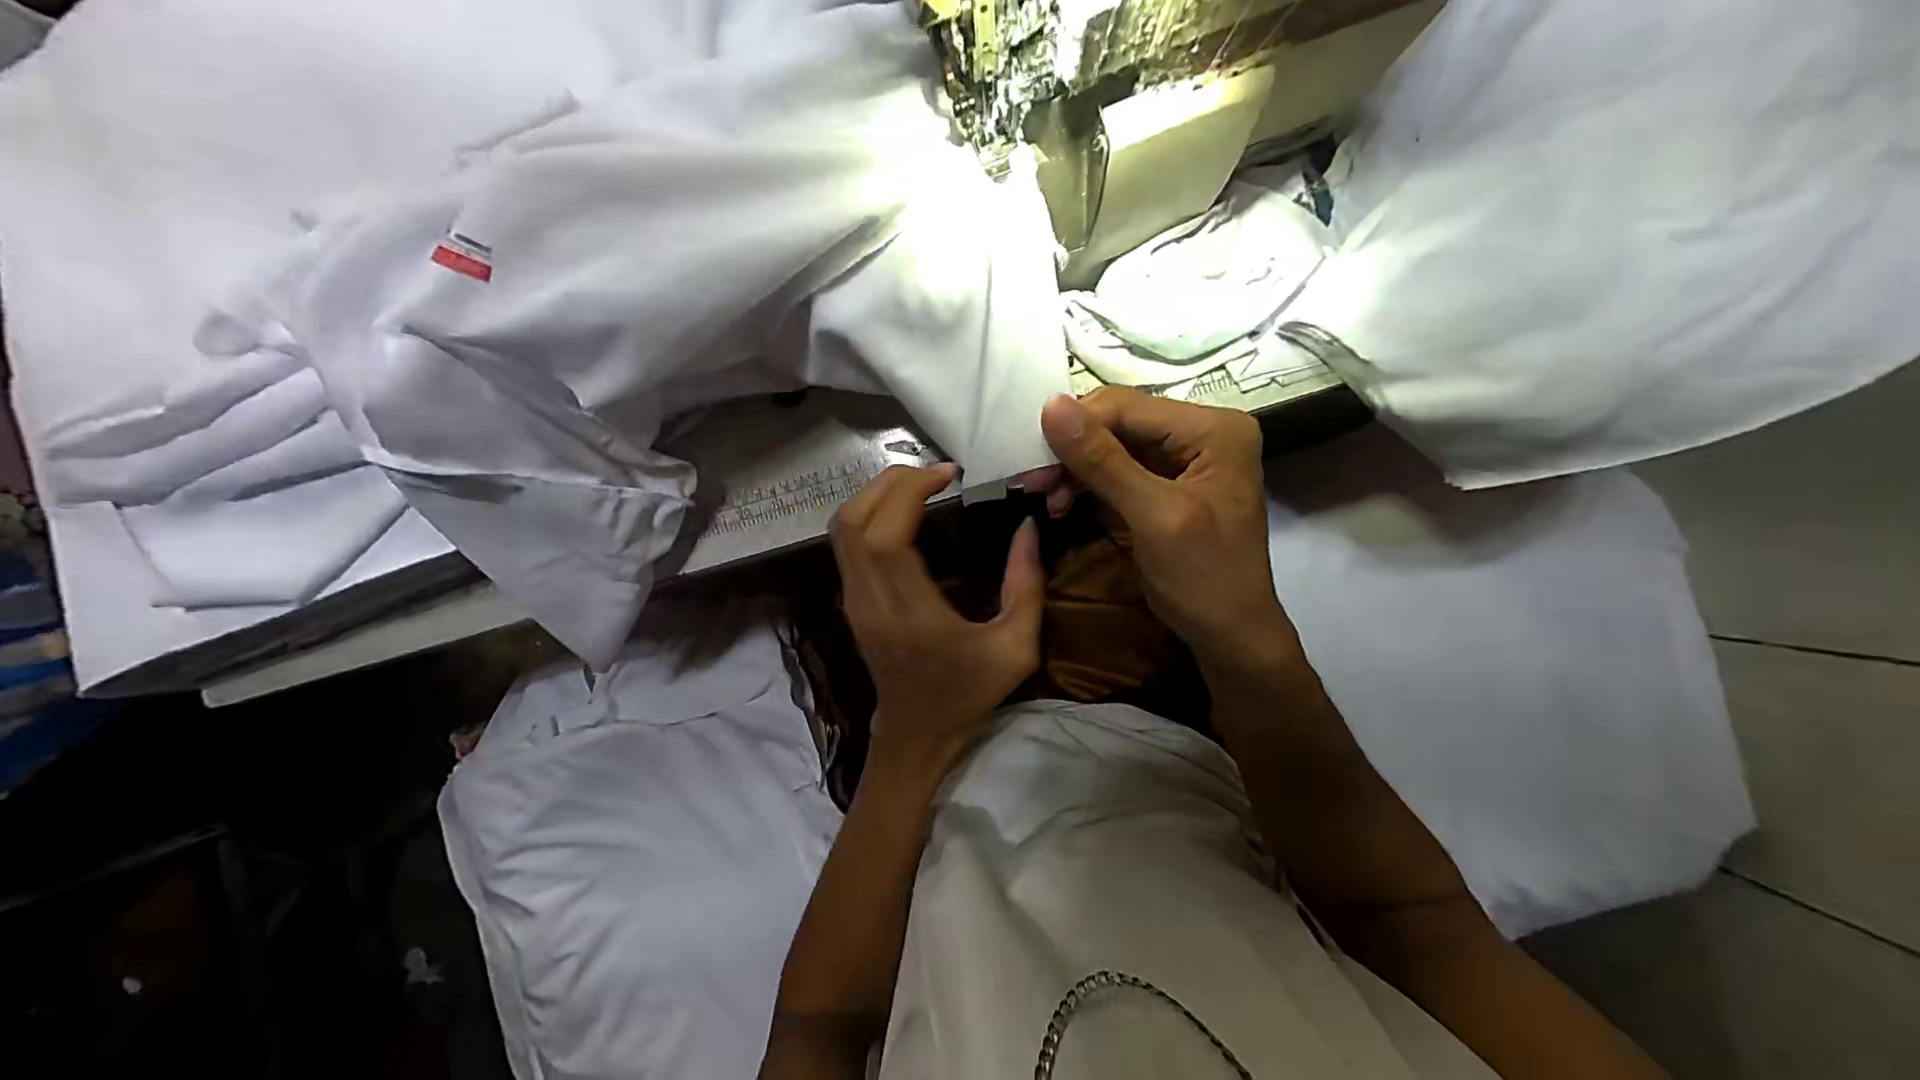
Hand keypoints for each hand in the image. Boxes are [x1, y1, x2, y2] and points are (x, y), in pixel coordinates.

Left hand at [829, 463, 1043, 780]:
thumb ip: (1026, 587)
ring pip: (841, 529)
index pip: (885, 535)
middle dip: (890, 482)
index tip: (948, 475)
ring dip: (875, 494)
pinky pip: (846, 543)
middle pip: (853, 521)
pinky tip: (904, 511)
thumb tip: (1027, 527)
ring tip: (919, 485)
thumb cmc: (967, 695)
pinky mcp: (849, 602)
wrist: (915, 736)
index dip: (908, 492)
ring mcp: (852, 602)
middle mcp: (869, 602)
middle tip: (935, 474)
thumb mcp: (1016, 649)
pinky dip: (869, 513)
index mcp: (909, 614)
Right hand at [1040, 388, 1295, 668]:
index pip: (1128, 407)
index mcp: (1214, 429)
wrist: (1231, 635)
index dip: (1076, 425)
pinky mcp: (1169, 482)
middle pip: (1119, 422)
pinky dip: (1089, 484)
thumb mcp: (1152, 516)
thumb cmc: (1203, 577)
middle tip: (1033, 481)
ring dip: (1076, 469)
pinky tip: (1064, 503)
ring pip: (1113, 445)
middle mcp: (1203, 432)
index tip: (1030, 457)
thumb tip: (1050, 405)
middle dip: (1073, 451)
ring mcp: (1187, 457)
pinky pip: (1119, 468)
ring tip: (1047, 497)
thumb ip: (1102, 460)